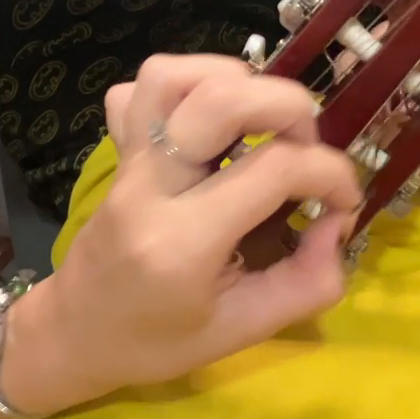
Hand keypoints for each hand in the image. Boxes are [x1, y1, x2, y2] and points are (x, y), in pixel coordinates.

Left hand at [4, 55, 363, 409]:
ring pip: (170, 76)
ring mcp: (126, 162)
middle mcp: (150, 187)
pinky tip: (207, 121)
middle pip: (219, 99)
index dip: (330, 173)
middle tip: (306, 146)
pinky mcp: (117, 151)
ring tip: (259, 121)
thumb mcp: (243, 330)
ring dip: (232, 81)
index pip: (273, 169)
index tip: (344, 200)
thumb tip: (339, 220)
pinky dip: (182, 86)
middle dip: (288, 105)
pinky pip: (138, 90)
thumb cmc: (158, 343)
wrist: (75, 335)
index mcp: (183, 243)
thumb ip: (307, 282)